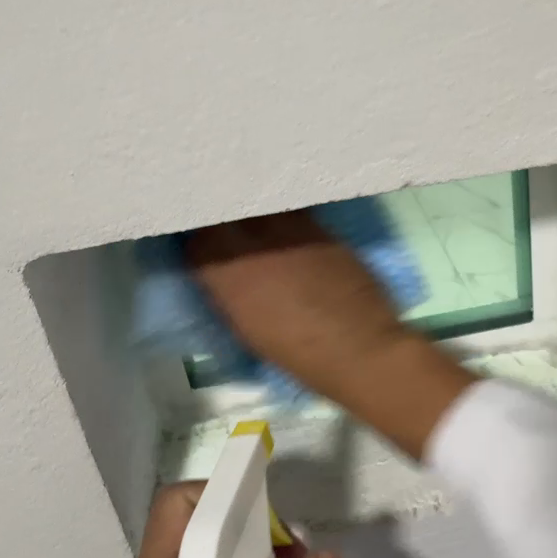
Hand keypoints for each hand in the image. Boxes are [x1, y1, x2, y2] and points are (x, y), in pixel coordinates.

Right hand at [185, 212, 475, 459]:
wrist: (359, 347)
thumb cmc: (296, 353)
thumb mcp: (245, 325)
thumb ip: (228, 289)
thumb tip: (222, 271)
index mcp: (229, 272)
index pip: (197, 236)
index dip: (199, 237)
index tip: (202, 242)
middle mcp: (256, 241)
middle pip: (227, 209)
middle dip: (223, 214)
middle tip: (225, 224)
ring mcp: (292, 229)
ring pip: (262, 204)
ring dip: (254, 210)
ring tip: (257, 224)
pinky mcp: (322, 228)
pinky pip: (294, 212)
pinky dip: (285, 219)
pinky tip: (289, 233)